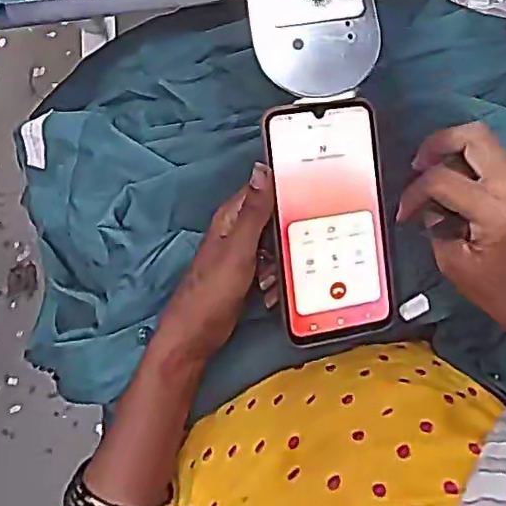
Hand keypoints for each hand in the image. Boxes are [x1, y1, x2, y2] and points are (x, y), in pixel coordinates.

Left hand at [154, 163, 276, 367]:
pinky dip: (275, 277)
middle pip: (274, 218)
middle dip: (287, 233)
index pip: (263, 188)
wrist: (197, 335)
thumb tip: (262, 170)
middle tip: (290, 248)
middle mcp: (236, 231)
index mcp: (231, 217)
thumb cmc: (211, 292)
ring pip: (276, 244)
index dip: (285, 189)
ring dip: (282, 259)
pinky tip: (270, 290)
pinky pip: (272, 266)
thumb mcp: (240, 248)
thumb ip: (254, 210)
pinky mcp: (248, 273)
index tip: (308, 193)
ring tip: (273, 276)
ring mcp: (242, 253)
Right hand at [396, 123, 505, 366]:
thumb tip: (425, 203)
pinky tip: (453, 185)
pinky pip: (493, 159)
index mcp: (497, 212)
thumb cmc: (498, 291)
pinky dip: (468, 163)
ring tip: (433, 174)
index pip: (443, 179)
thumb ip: (435, 225)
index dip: (415, 192)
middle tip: (419, 164)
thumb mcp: (453, 263)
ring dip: (453, 152)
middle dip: (438, 143)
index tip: (406, 211)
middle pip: (473, 136)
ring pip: (484, 142)